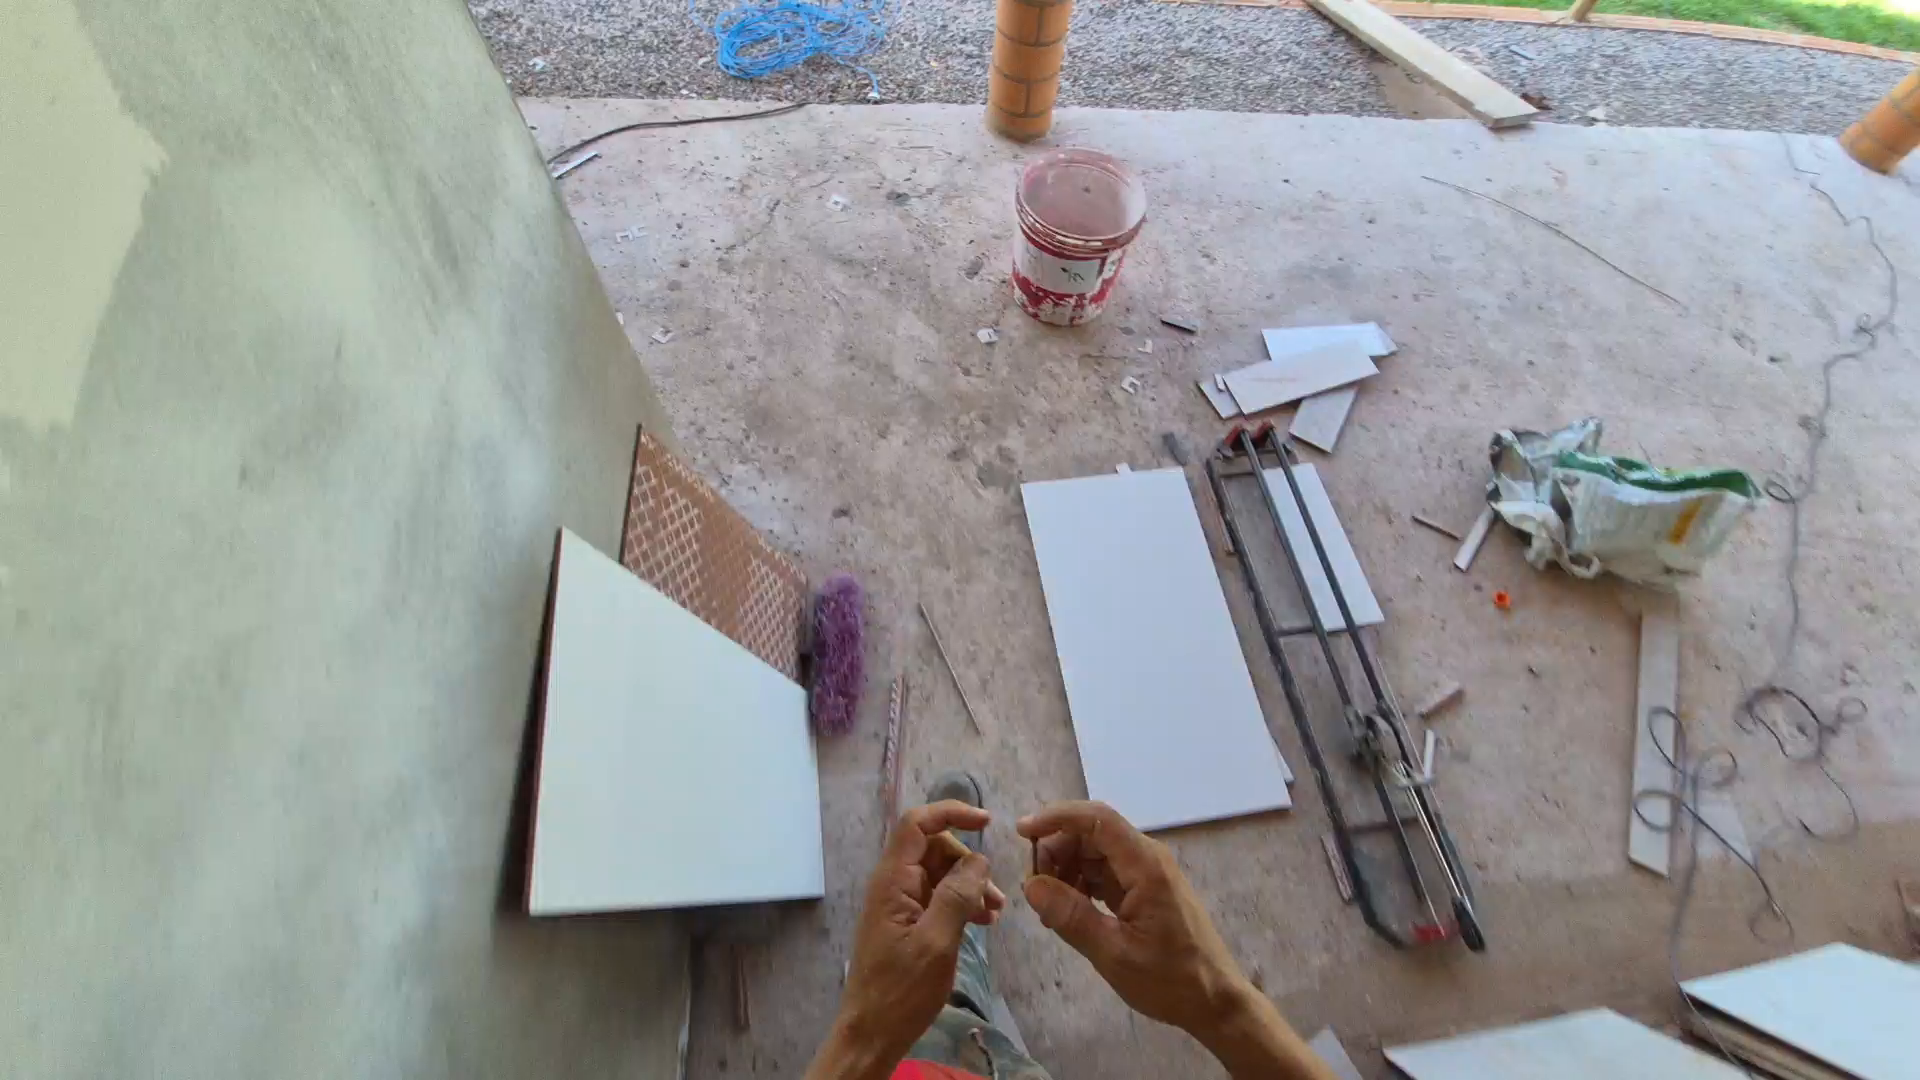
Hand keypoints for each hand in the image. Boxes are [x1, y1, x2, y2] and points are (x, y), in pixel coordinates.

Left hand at [807, 801, 1007, 1079]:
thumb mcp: (936, 943)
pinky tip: (983, 923)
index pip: (917, 823)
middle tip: (996, 894)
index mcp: (892, 879)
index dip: (950, 813)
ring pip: (940, 873)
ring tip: (996, 914)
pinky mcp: (907, 921)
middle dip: (968, 863)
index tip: (985, 823)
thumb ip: (957, 896)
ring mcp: (899, 901)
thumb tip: (979, 859)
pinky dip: (962, 903)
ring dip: (970, 886)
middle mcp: (893, 882)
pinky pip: (938, 896)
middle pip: (934, 848)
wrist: (871, 1036)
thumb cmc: (900, 990)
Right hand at [1018, 801, 1252, 1039]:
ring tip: (1049, 907)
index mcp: (1144, 864)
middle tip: (1033, 887)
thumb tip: (1031, 886)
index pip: (1096, 818)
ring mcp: (1145, 871)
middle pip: (1090, 832)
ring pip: (1093, 850)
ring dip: (1065, 868)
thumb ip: (1071, 917)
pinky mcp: (1143, 887)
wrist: (1216, 1003)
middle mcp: (1146, 856)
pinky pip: (1103, 870)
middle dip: (1055, 850)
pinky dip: (1080, 882)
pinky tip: (1067, 910)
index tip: (1023, 832)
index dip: (1057, 817)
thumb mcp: (1114, 954)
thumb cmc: (1171, 979)